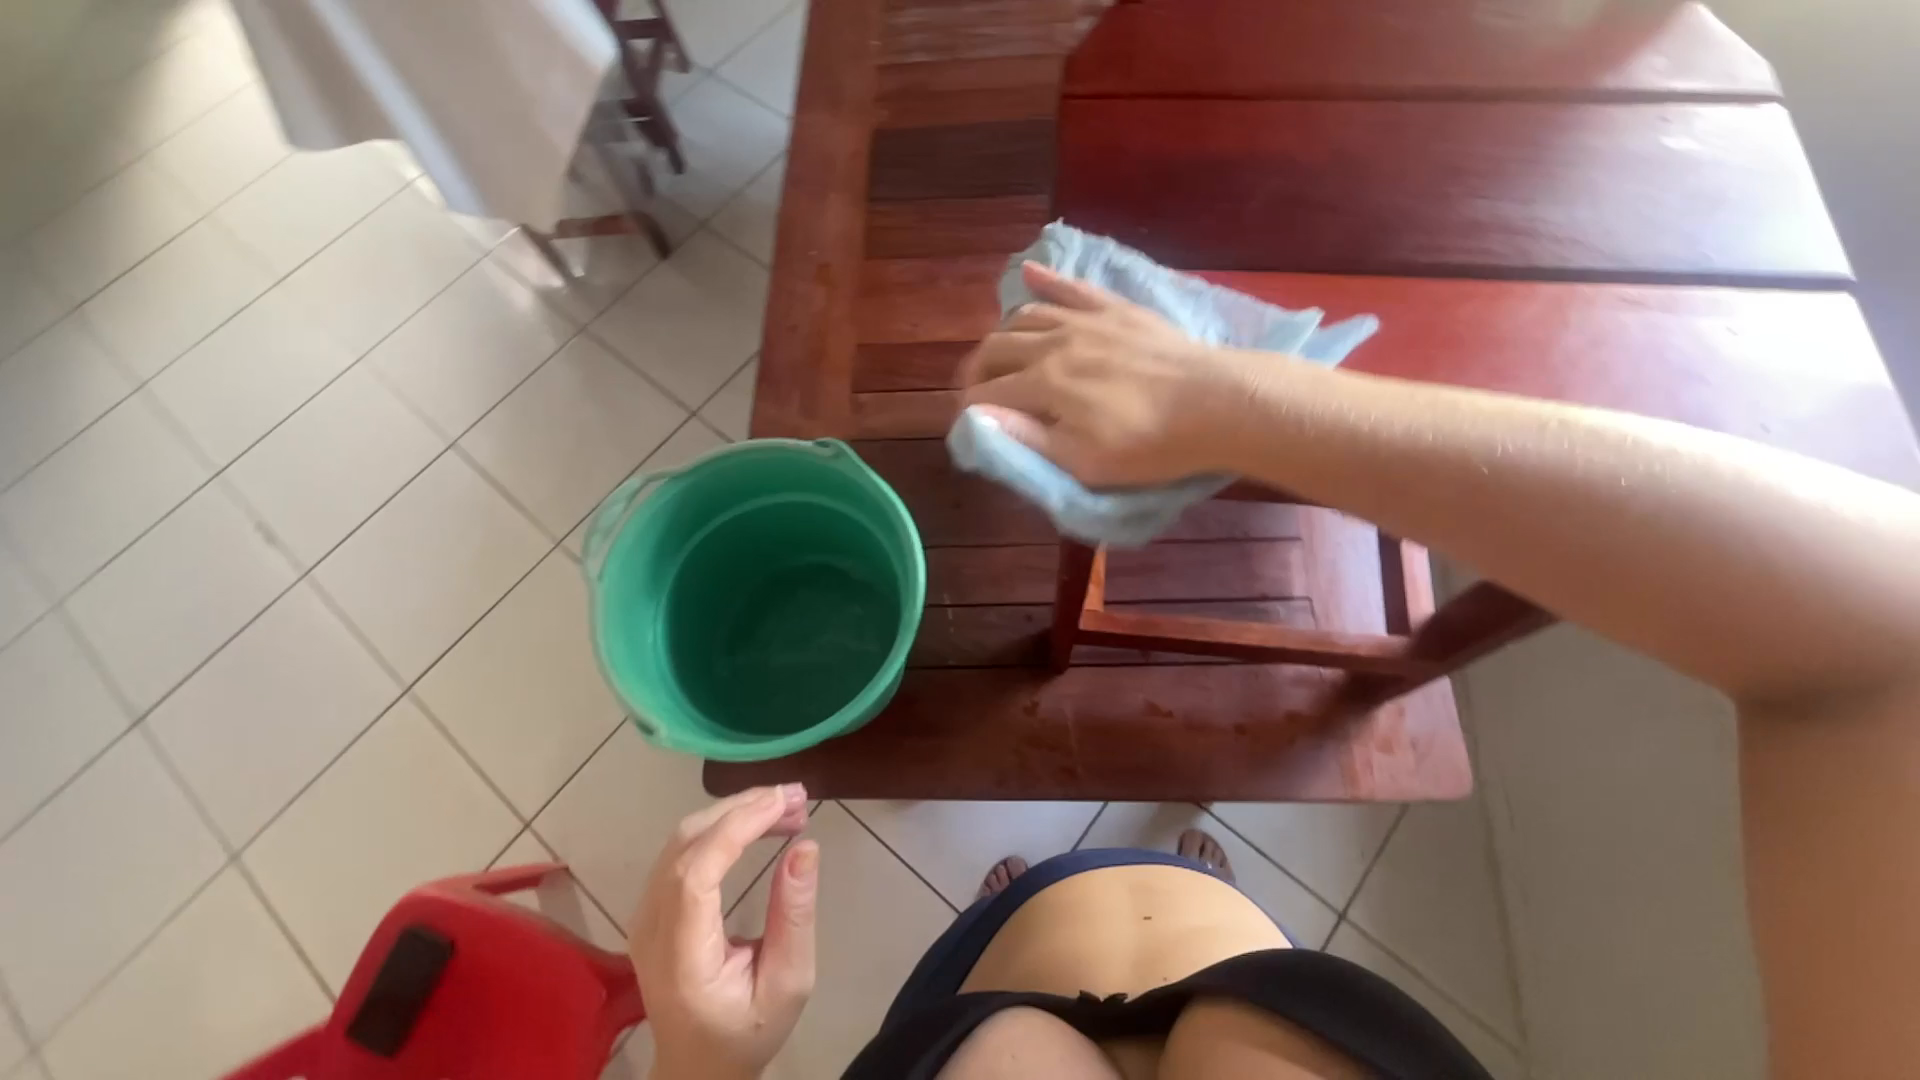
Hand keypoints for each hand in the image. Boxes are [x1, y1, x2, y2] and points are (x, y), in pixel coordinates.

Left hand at [629, 785, 816, 1079]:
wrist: (698, 1065)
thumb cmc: (748, 1030)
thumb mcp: (788, 983)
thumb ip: (794, 916)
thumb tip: (806, 846)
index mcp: (681, 956)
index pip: (696, 873)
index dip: (738, 827)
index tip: (785, 803)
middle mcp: (650, 928)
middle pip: (686, 844)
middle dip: (742, 808)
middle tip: (796, 797)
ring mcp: (644, 916)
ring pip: (681, 839)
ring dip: (733, 812)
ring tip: (784, 807)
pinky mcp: (651, 907)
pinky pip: (681, 850)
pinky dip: (721, 826)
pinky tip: (756, 823)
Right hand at [959, 262, 1264, 487]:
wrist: (1215, 405)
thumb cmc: (1148, 445)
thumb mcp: (1082, 460)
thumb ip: (1027, 437)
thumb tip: (978, 419)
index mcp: (1043, 385)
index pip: (987, 392)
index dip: (970, 409)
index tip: (967, 423)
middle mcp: (1054, 344)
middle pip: (996, 348)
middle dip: (976, 370)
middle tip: (976, 391)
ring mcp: (1086, 320)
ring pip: (1026, 316)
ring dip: (1003, 334)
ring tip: (1000, 353)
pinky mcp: (1116, 309)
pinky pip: (1071, 287)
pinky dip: (1045, 279)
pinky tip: (1027, 272)